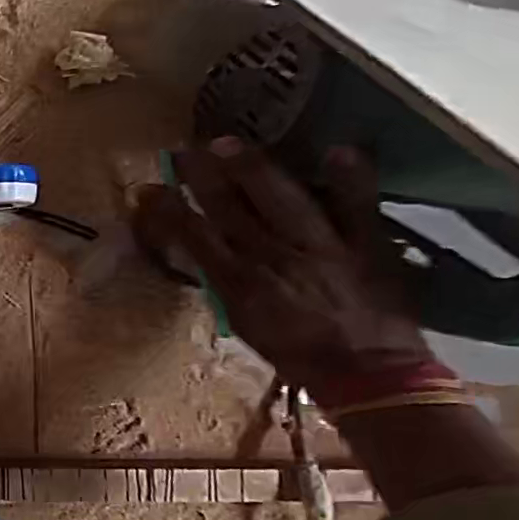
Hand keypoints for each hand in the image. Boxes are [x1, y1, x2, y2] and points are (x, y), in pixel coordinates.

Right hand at [132, 137, 431, 395]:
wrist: (371, 376)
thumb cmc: (297, 354)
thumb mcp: (245, 321)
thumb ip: (226, 283)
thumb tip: (206, 252)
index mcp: (239, 281)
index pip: (193, 235)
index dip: (167, 209)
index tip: (147, 188)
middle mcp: (273, 257)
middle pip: (230, 208)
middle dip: (203, 177)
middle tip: (183, 150)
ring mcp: (321, 247)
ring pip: (280, 199)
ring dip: (252, 169)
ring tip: (229, 143)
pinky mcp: (365, 246)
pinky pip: (357, 207)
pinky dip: (350, 179)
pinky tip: (339, 150)